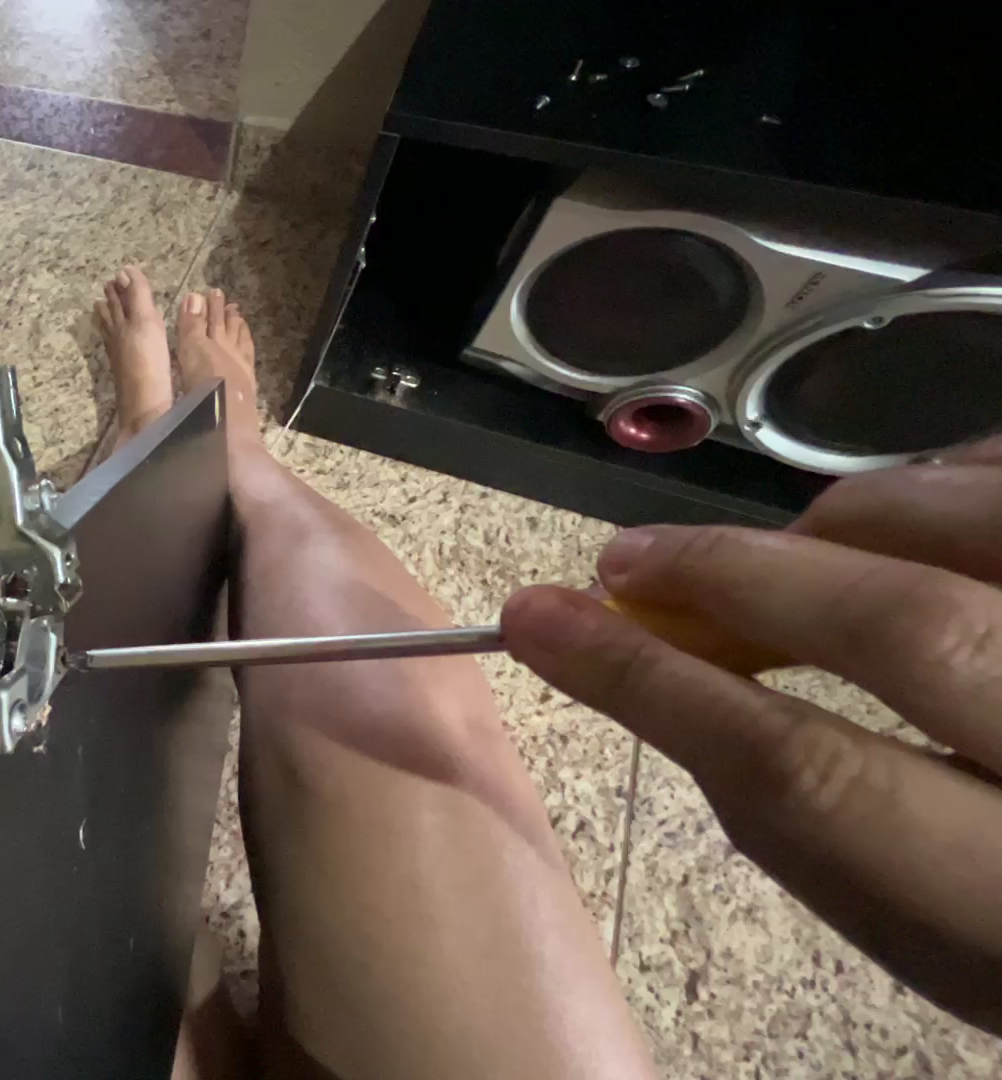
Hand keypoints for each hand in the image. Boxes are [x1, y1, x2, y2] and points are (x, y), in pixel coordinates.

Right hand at [500, 436, 1001, 1034]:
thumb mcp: (894, 913)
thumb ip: (761, 796)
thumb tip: (624, 659)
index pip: (800, 770)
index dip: (647, 680)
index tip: (534, 620)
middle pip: (907, 627)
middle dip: (730, 574)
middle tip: (629, 561)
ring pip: (979, 523)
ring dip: (843, 523)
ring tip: (790, 554)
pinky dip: (952, 480)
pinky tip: (915, 518)